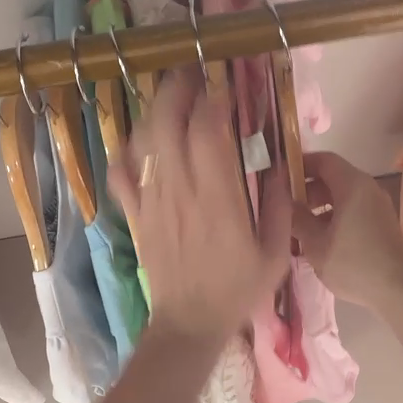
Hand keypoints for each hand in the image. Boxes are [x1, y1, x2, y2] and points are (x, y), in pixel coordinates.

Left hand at [108, 70, 290, 347]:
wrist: (188, 325)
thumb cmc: (236, 292)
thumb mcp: (274, 256)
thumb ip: (280, 208)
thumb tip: (279, 166)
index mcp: (218, 197)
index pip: (208, 126)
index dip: (217, 98)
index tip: (230, 92)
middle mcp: (180, 189)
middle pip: (169, 118)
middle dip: (181, 88)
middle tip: (196, 78)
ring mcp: (152, 200)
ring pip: (145, 137)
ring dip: (158, 110)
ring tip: (174, 102)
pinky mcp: (135, 214)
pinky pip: (122, 170)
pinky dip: (129, 149)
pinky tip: (144, 146)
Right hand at [292, 151, 402, 308]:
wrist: (397, 290)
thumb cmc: (353, 265)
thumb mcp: (317, 245)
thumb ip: (298, 220)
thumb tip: (285, 204)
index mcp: (352, 185)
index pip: (324, 160)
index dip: (301, 166)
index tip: (282, 179)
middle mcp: (368, 188)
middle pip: (335, 177)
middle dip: (310, 189)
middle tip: (290, 209)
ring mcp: (379, 206)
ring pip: (345, 196)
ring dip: (322, 206)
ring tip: (304, 228)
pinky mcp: (383, 223)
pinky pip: (356, 210)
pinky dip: (337, 216)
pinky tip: (325, 239)